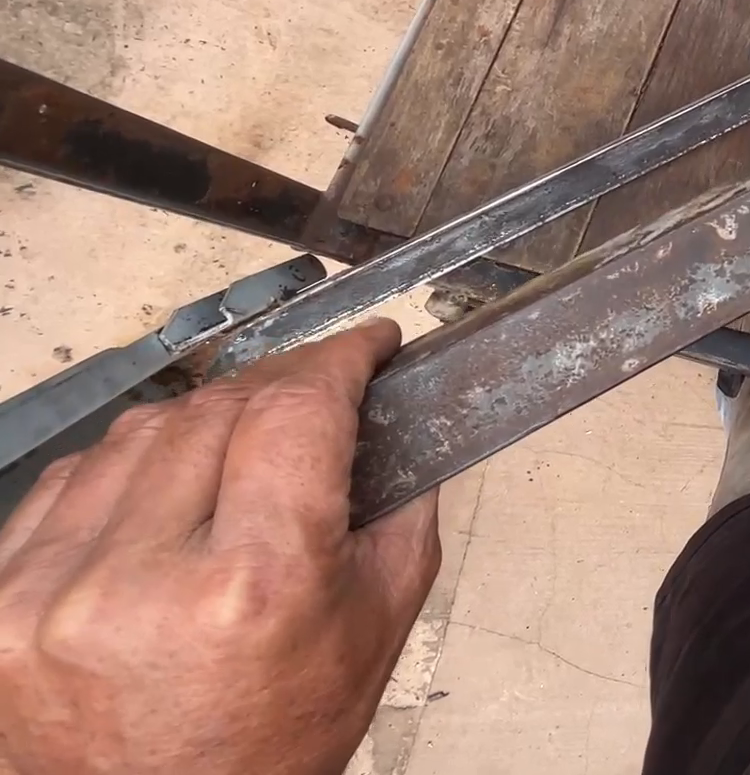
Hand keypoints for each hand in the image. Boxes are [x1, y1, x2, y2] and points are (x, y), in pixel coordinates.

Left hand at [0, 320, 439, 774]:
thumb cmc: (294, 718)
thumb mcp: (388, 604)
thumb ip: (400, 500)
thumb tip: (393, 418)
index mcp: (256, 579)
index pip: (294, 413)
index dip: (342, 356)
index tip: (375, 340)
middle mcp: (134, 578)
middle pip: (220, 408)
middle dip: (291, 375)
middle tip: (334, 378)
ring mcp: (41, 592)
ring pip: (142, 429)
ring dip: (221, 407)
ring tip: (264, 422)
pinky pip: (74, 477)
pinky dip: (145, 452)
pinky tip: (185, 468)